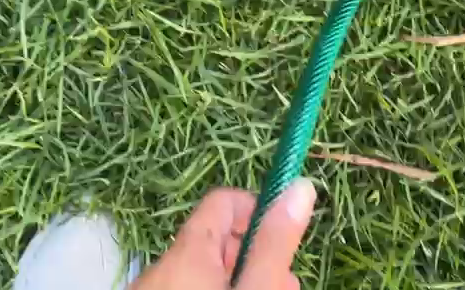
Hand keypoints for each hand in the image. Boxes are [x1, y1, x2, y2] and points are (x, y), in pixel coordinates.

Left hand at [131, 180, 315, 289]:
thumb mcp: (252, 287)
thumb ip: (274, 242)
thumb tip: (300, 185)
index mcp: (187, 250)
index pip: (225, 200)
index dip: (258, 211)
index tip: (280, 240)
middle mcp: (163, 267)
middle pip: (217, 239)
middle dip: (256, 253)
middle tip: (283, 283)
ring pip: (206, 270)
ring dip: (241, 276)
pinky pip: (189, 287)